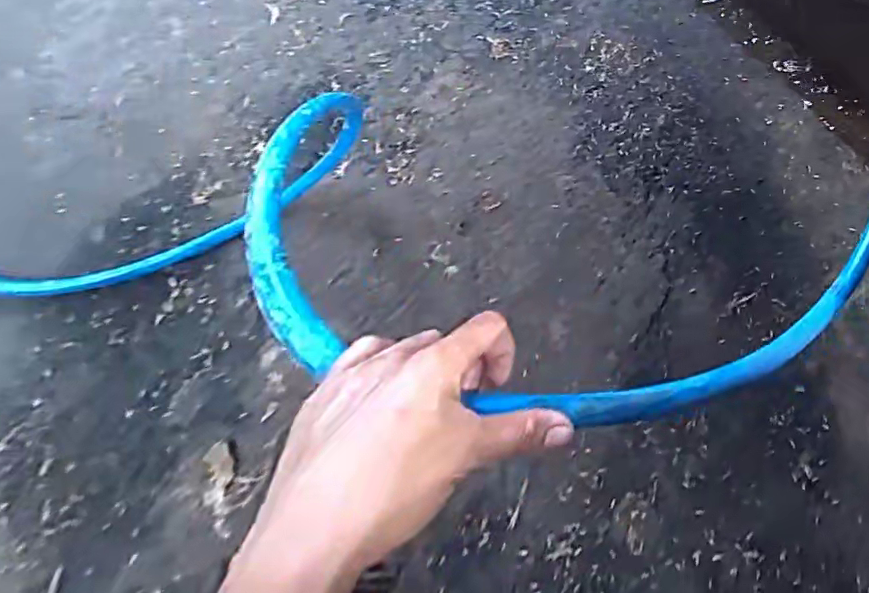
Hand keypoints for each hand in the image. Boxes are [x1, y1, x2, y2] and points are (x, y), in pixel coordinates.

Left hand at [223, 313, 573, 592]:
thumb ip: (520, 431)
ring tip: (417, 421)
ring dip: (420, 374)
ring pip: (403, 352)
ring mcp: (350, 375)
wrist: (305, 542)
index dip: (503, 354)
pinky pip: (356, 366)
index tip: (495, 392)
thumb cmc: (390, 491)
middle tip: (458, 417)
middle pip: (447, 342)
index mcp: (433, 362)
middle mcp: (392, 357)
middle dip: (462, 372)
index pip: (488, 326)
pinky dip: (375, 378)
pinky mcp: (318, 399)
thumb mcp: (468, 456)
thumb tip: (563, 425)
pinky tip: (373, 415)